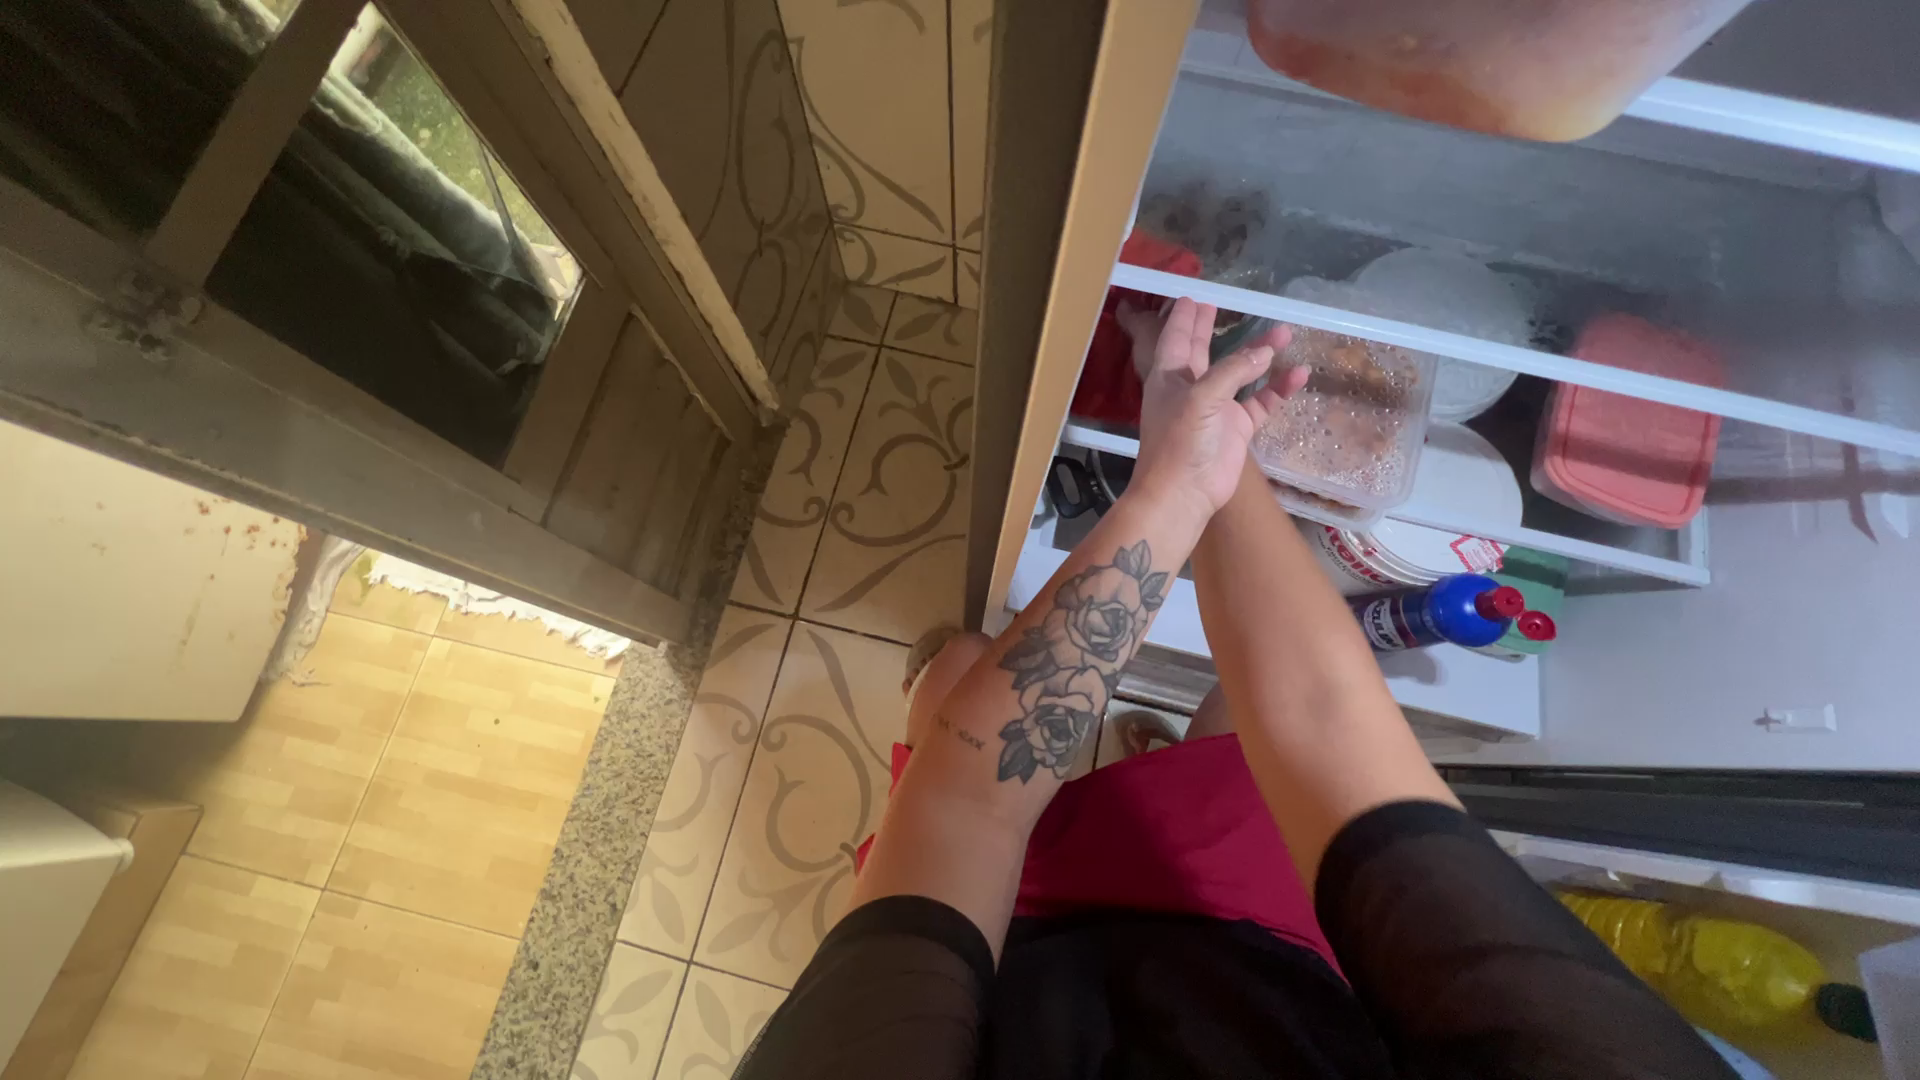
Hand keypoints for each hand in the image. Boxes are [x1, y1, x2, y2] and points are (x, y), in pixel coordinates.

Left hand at [1118, 297, 1307, 522]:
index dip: (1183, 320)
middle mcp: (1190, 390)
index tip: (1191, 297)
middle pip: (1202, 352)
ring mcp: (1215, 410)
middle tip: (1218, 305)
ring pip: (1240, 375)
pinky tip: (1299, 374)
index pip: (1175, 340)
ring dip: (1259, 355)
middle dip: (1210, 329)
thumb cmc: (1179, 442)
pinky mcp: (1236, 429)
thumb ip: (1232, 371)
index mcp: (1169, 378)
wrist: (1183, 493)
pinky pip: (1262, 403)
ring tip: (1284, 332)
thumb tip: (1266, 352)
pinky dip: (1279, 390)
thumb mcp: (1201, 397)